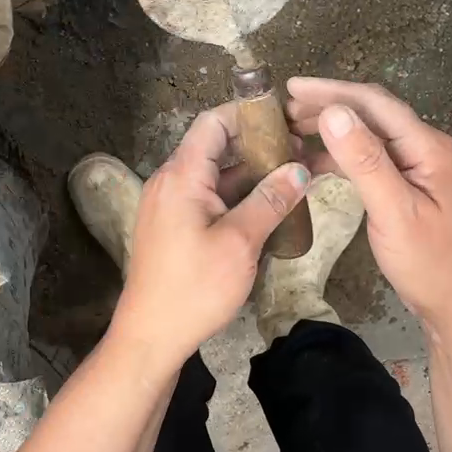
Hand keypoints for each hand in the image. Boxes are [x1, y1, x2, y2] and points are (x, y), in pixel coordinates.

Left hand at [109, 104, 311, 369]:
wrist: (150, 336)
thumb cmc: (194, 288)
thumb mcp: (240, 242)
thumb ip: (271, 200)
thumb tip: (300, 168)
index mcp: (182, 175)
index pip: (213, 122)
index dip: (249, 114)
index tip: (286, 120)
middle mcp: (171, 181)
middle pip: (215, 146)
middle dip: (258, 145)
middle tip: (300, 152)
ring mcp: (170, 204)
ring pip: (215, 174)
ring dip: (250, 173)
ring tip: (293, 177)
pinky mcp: (174, 225)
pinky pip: (208, 196)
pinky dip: (236, 196)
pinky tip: (268, 207)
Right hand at [285, 78, 451, 331]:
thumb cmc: (431, 264)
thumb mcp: (394, 211)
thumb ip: (364, 161)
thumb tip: (333, 112)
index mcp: (426, 147)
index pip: (374, 103)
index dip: (330, 91)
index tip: (290, 88)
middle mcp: (425, 148)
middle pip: (372, 113)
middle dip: (327, 105)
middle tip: (283, 110)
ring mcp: (419, 167)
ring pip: (369, 135)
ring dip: (332, 129)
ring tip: (291, 131)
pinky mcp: (410, 187)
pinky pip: (371, 159)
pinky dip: (341, 156)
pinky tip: (315, 164)